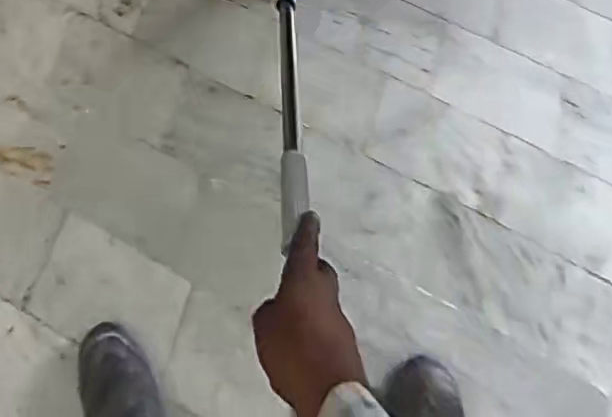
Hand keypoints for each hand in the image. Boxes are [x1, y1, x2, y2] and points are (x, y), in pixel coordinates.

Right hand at [252, 213, 367, 416]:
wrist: (332, 394)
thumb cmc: (294, 351)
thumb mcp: (264, 326)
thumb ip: (269, 310)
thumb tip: (277, 309)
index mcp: (303, 279)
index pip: (305, 245)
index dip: (305, 229)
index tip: (309, 216)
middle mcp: (325, 293)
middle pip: (320, 272)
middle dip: (310, 271)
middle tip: (294, 279)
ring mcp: (340, 318)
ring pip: (325, 301)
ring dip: (312, 306)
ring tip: (292, 324)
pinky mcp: (347, 343)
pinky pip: (328, 326)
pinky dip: (317, 330)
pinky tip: (303, 346)